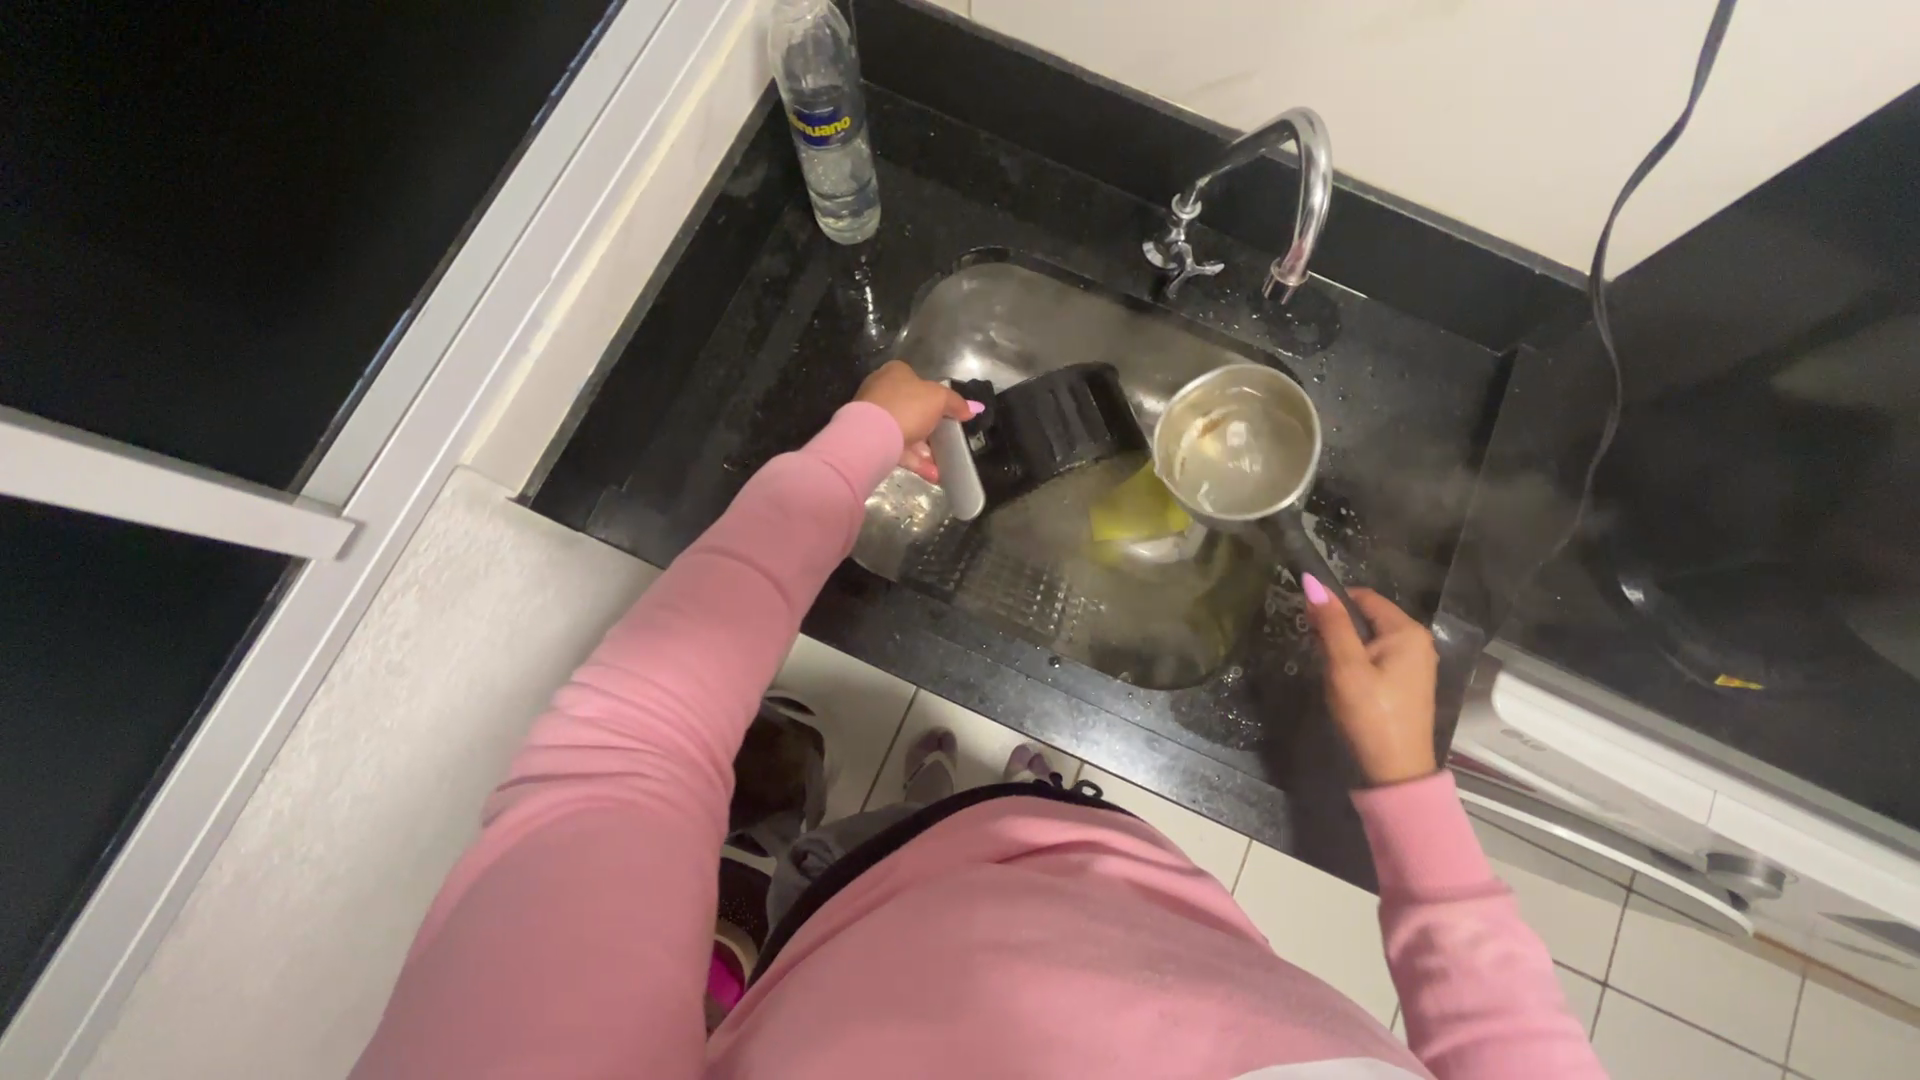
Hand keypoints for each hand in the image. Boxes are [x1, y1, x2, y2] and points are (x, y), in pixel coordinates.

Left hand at [855, 360, 977, 482]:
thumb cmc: (908, 406)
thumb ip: (957, 403)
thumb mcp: (939, 399)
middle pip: (913, 409)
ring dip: (926, 450)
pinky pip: (899, 450)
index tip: (950, 414)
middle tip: (948, 441)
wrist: (871, 436)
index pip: (919, 382)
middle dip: (932, 429)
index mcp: (896, 373)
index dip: (936, 397)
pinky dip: (917, 462)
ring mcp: (875, 417)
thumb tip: (973, 409)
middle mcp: (882, 392)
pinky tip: (934, 475)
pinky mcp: (872, 440)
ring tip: (944, 464)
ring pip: (906, 433)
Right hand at [1302, 577, 1438, 786]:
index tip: (1307, 623)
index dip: (1332, 603)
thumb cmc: (1369, 714)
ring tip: (1329, 669)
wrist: (1394, 770)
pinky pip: (1376, 656)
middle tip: (1317, 651)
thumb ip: (1330, 623)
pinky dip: (1356, 661)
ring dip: (1344, 646)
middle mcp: (1418, 641)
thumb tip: (1311, 581)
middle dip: (1337, 627)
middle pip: (1366, 616)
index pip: (1362, 597)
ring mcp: (1416, 663)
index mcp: (1407, 631)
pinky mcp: (1407, 681)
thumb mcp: (1345, 666)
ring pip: (1369, 637)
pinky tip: (1344, 681)